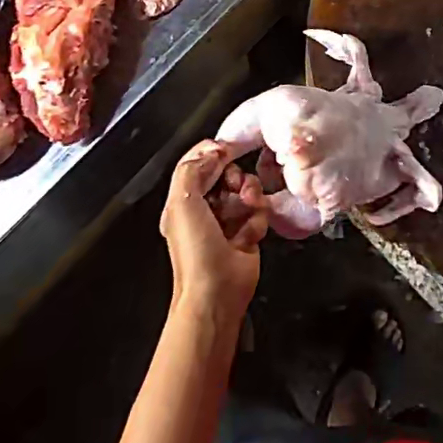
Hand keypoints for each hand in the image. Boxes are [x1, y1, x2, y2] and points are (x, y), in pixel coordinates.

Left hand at [161, 140, 267, 319]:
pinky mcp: (249, 231)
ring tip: (249, 207)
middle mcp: (204, 207)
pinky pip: (259, 210)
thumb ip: (193, 169)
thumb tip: (213, 152)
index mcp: (183, 199)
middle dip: (234, 175)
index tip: (226, 150)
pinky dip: (258, 218)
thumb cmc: (195, 250)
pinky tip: (251, 232)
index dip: (211, 153)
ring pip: (245, 189)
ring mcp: (227, 220)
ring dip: (250, 195)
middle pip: (225, 173)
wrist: (217, 293)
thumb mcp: (182, 202)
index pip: (197, 163)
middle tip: (236, 185)